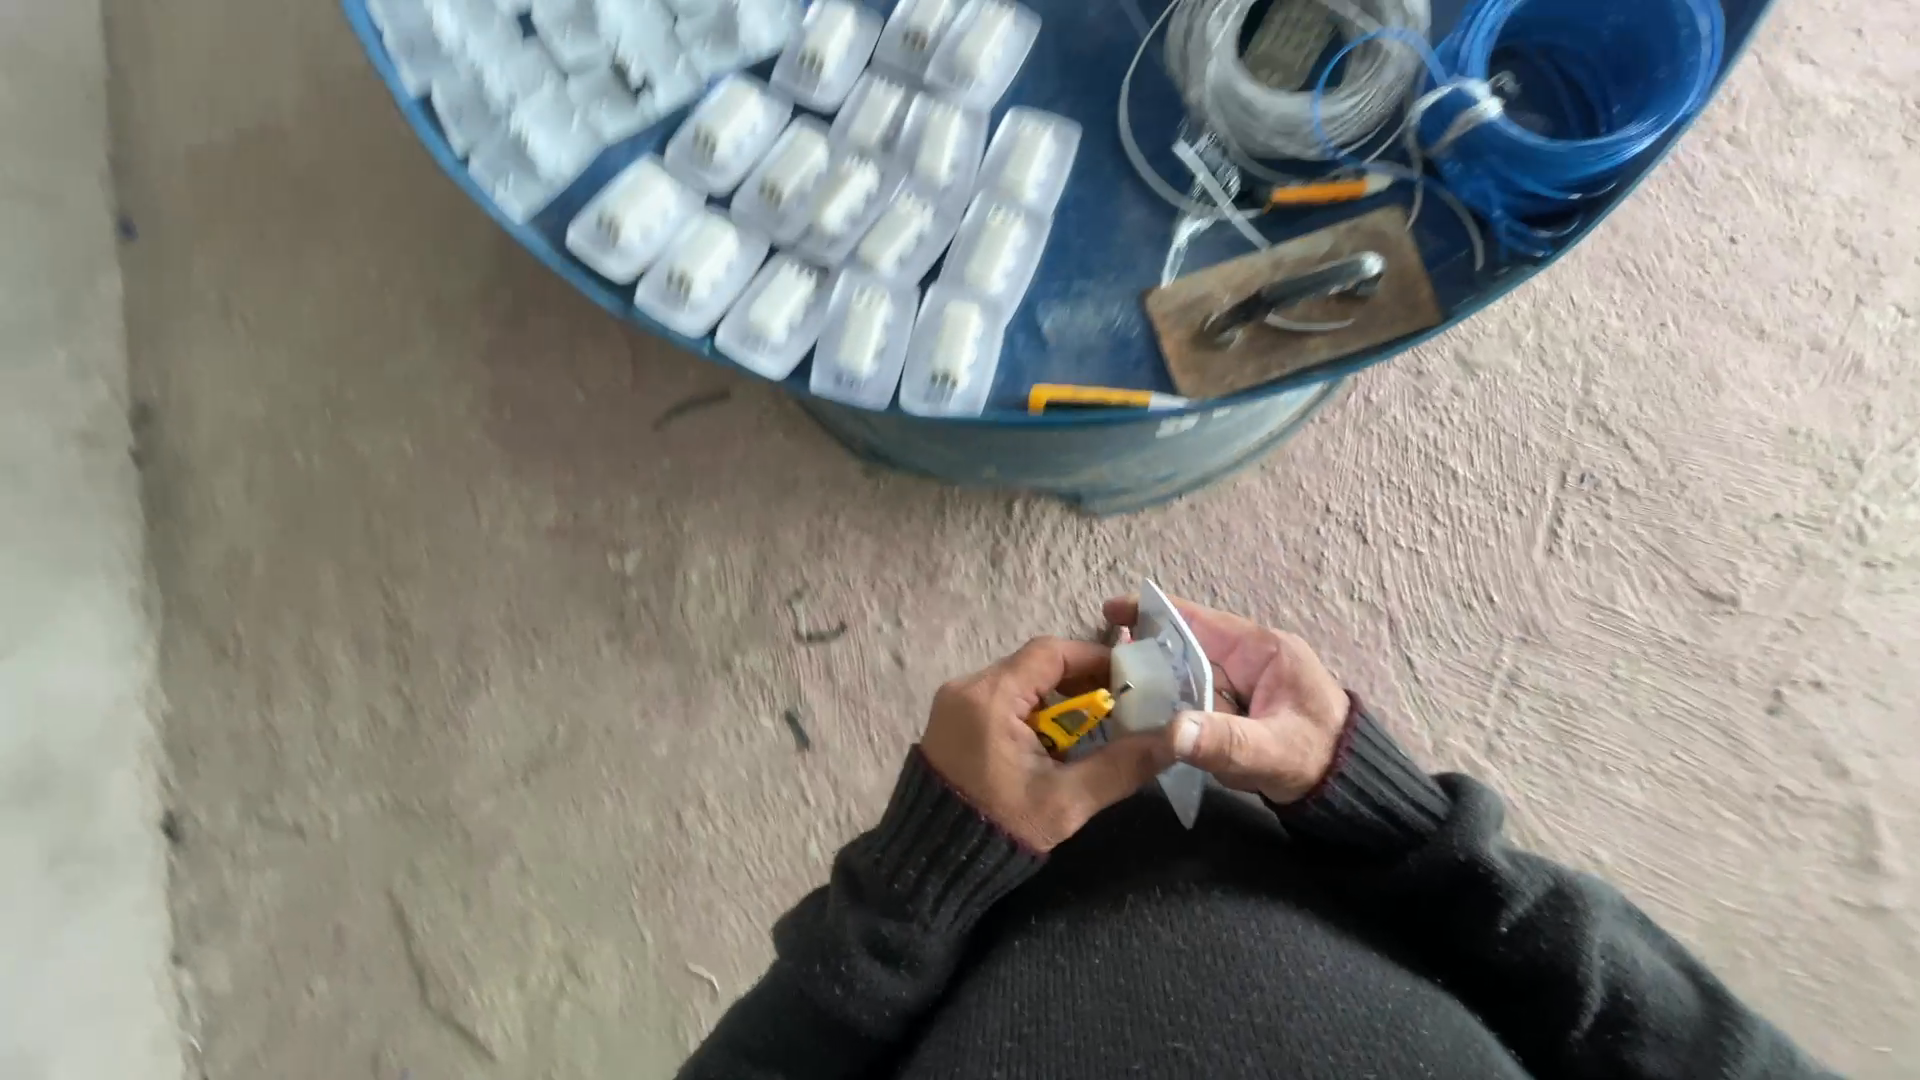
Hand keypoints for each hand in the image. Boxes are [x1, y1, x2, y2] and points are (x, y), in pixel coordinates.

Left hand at [920, 637, 1174, 851]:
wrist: (933, 861)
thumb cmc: (1001, 826)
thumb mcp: (1066, 800)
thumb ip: (1121, 766)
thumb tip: (1173, 740)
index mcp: (990, 697)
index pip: (1049, 652)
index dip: (1093, 660)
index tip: (1128, 680)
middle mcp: (967, 687)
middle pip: (1033, 664)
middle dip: (1078, 683)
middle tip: (1115, 709)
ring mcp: (954, 701)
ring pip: (1018, 681)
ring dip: (1054, 699)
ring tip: (1087, 731)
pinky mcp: (952, 718)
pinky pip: (999, 698)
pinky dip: (1030, 710)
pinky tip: (1051, 741)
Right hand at [1103, 595, 1350, 804]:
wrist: (1349, 795)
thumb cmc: (1319, 761)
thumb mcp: (1272, 752)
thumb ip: (1225, 742)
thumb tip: (1173, 731)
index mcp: (1261, 651)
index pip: (1199, 621)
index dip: (1153, 613)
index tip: (1110, 611)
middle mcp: (1246, 659)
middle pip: (1184, 648)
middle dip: (1145, 656)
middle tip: (1103, 669)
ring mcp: (1239, 684)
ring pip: (1184, 675)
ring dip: (1155, 686)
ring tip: (1115, 696)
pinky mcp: (1233, 708)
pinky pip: (1192, 700)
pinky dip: (1170, 707)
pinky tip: (1143, 720)